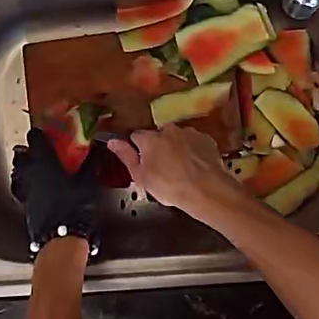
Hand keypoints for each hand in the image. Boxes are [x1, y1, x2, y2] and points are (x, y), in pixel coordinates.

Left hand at [11, 129, 109, 253]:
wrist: (61, 239)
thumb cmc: (75, 205)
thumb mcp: (88, 180)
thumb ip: (92, 160)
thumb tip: (99, 144)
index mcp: (44, 163)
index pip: (36, 140)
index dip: (39, 133)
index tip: (44, 130)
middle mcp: (31, 175)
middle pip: (22, 156)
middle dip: (29, 150)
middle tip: (40, 148)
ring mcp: (28, 192)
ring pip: (21, 173)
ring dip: (28, 167)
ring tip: (39, 167)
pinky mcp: (28, 207)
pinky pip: (26, 189)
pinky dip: (32, 185)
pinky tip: (43, 189)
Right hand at [106, 126, 244, 217]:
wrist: (205, 189)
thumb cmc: (169, 186)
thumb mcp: (141, 176)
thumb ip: (126, 156)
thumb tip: (113, 141)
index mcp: (150, 138)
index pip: (136, 136)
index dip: (138, 148)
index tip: (142, 161)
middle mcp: (169, 130)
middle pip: (159, 136)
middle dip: (159, 147)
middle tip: (162, 168)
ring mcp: (189, 133)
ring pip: (178, 138)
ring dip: (177, 148)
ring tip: (181, 169)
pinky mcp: (206, 139)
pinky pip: (194, 142)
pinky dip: (193, 150)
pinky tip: (195, 166)